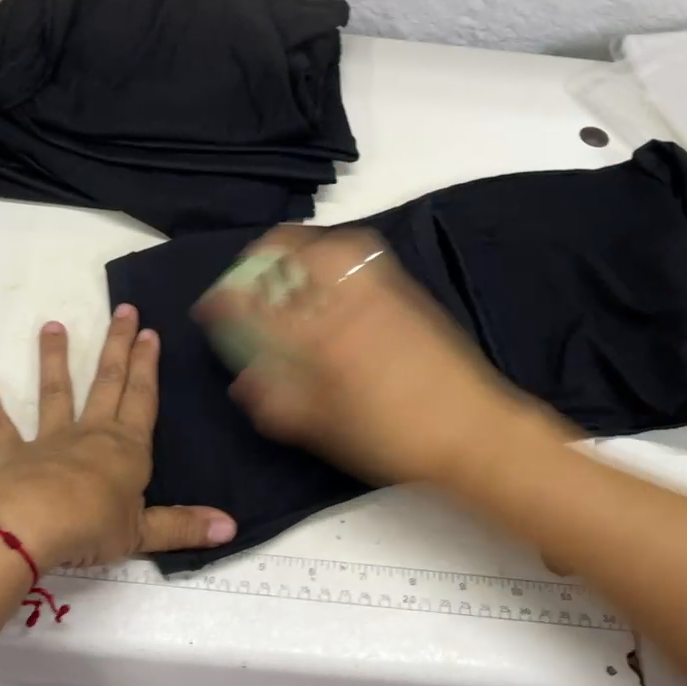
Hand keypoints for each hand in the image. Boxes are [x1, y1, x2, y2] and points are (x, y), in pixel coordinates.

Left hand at [0, 303, 236, 569]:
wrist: (32, 527)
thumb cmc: (94, 526)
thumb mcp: (144, 532)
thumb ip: (184, 526)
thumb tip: (231, 528)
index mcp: (127, 448)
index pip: (142, 398)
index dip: (147, 365)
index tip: (149, 332)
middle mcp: (92, 434)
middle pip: (108, 382)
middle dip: (118, 346)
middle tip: (123, 310)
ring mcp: (50, 442)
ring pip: (55, 393)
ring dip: (55, 359)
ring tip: (51, 326)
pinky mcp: (14, 457)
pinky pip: (0, 428)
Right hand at [195, 227, 563, 485]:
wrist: (474, 430)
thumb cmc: (394, 440)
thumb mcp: (324, 430)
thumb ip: (278, 401)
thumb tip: (245, 382)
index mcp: (320, 340)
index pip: (257, 304)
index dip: (225, 299)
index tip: (212, 304)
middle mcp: (348, 302)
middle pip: (296, 252)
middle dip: (263, 257)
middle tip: (252, 277)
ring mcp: (382, 291)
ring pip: (332, 245)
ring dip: (302, 249)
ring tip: (290, 270)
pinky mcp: (408, 292)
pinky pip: (364, 256)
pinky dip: (337, 255)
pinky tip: (333, 282)